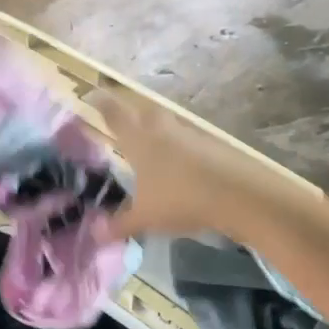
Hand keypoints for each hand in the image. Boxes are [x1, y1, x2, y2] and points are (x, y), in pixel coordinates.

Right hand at [97, 94, 307, 242]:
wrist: (236, 193)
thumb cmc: (180, 198)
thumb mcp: (145, 217)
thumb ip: (120, 224)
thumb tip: (95, 233)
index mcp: (139, 139)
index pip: (115, 114)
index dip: (102, 104)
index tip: (92, 96)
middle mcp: (162, 129)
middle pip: (143, 112)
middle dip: (131, 114)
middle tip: (123, 122)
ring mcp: (190, 135)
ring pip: (168, 125)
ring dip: (157, 130)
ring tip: (150, 145)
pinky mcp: (212, 145)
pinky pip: (187, 141)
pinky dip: (179, 148)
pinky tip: (179, 164)